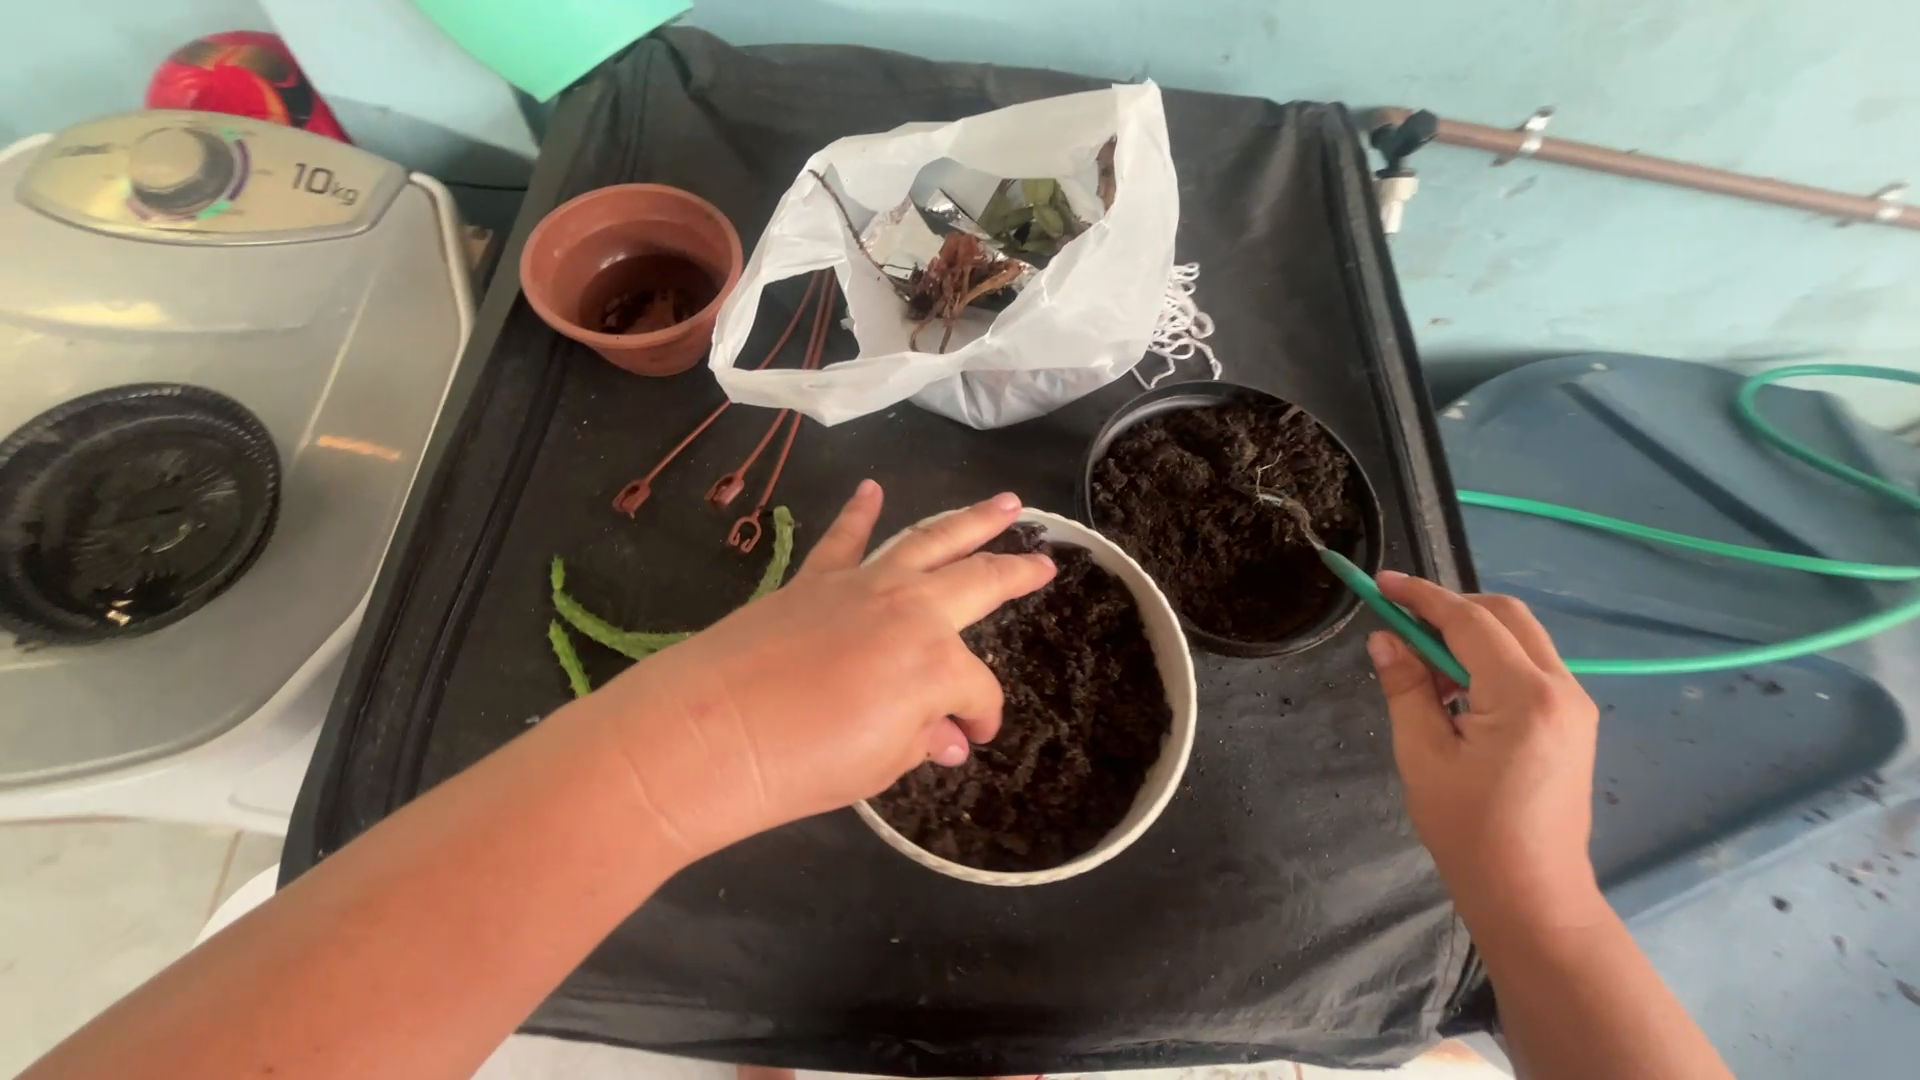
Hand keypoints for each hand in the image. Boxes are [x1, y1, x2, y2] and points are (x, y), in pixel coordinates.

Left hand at [569, 481, 1054, 857]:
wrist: (710, 734)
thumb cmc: (807, 763)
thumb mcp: (882, 764)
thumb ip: (924, 739)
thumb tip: (951, 738)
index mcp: (937, 661)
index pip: (978, 690)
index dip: (982, 717)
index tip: (973, 737)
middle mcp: (912, 608)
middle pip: (979, 582)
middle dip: (1017, 572)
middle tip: (1045, 562)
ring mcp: (863, 584)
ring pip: (928, 540)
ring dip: (970, 520)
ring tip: (1005, 502)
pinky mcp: (815, 579)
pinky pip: (844, 538)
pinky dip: (859, 512)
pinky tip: (871, 488)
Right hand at [1365, 572, 1604, 929]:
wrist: (1531, 893)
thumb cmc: (1467, 827)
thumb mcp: (1421, 753)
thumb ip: (1405, 687)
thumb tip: (1386, 639)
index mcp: (1525, 697)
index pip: (1469, 622)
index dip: (1421, 596)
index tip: (1381, 582)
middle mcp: (1562, 690)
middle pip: (1506, 616)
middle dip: (1450, 606)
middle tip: (1401, 620)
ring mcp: (1575, 705)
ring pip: (1520, 637)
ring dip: (1468, 632)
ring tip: (1421, 663)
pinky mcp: (1571, 721)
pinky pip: (1528, 665)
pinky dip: (1487, 657)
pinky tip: (1453, 688)